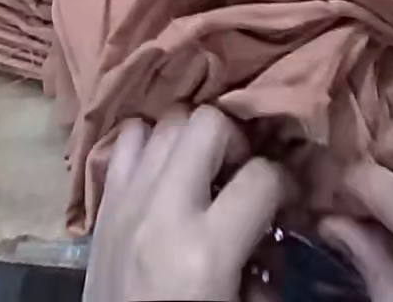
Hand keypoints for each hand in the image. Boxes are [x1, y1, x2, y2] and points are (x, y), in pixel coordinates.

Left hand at [84, 106, 284, 301]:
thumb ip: (266, 272)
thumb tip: (273, 229)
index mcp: (204, 252)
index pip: (262, 178)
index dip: (286, 184)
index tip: (288, 200)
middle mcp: (163, 209)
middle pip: (208, 122)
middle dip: (237, 141)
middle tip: (243, 174)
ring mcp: (127, 199)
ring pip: (167, 120)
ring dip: (194, 139)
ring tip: (206, 171)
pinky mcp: (104, 201)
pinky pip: (127, 139)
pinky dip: (150, 142)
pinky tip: (166, 170)